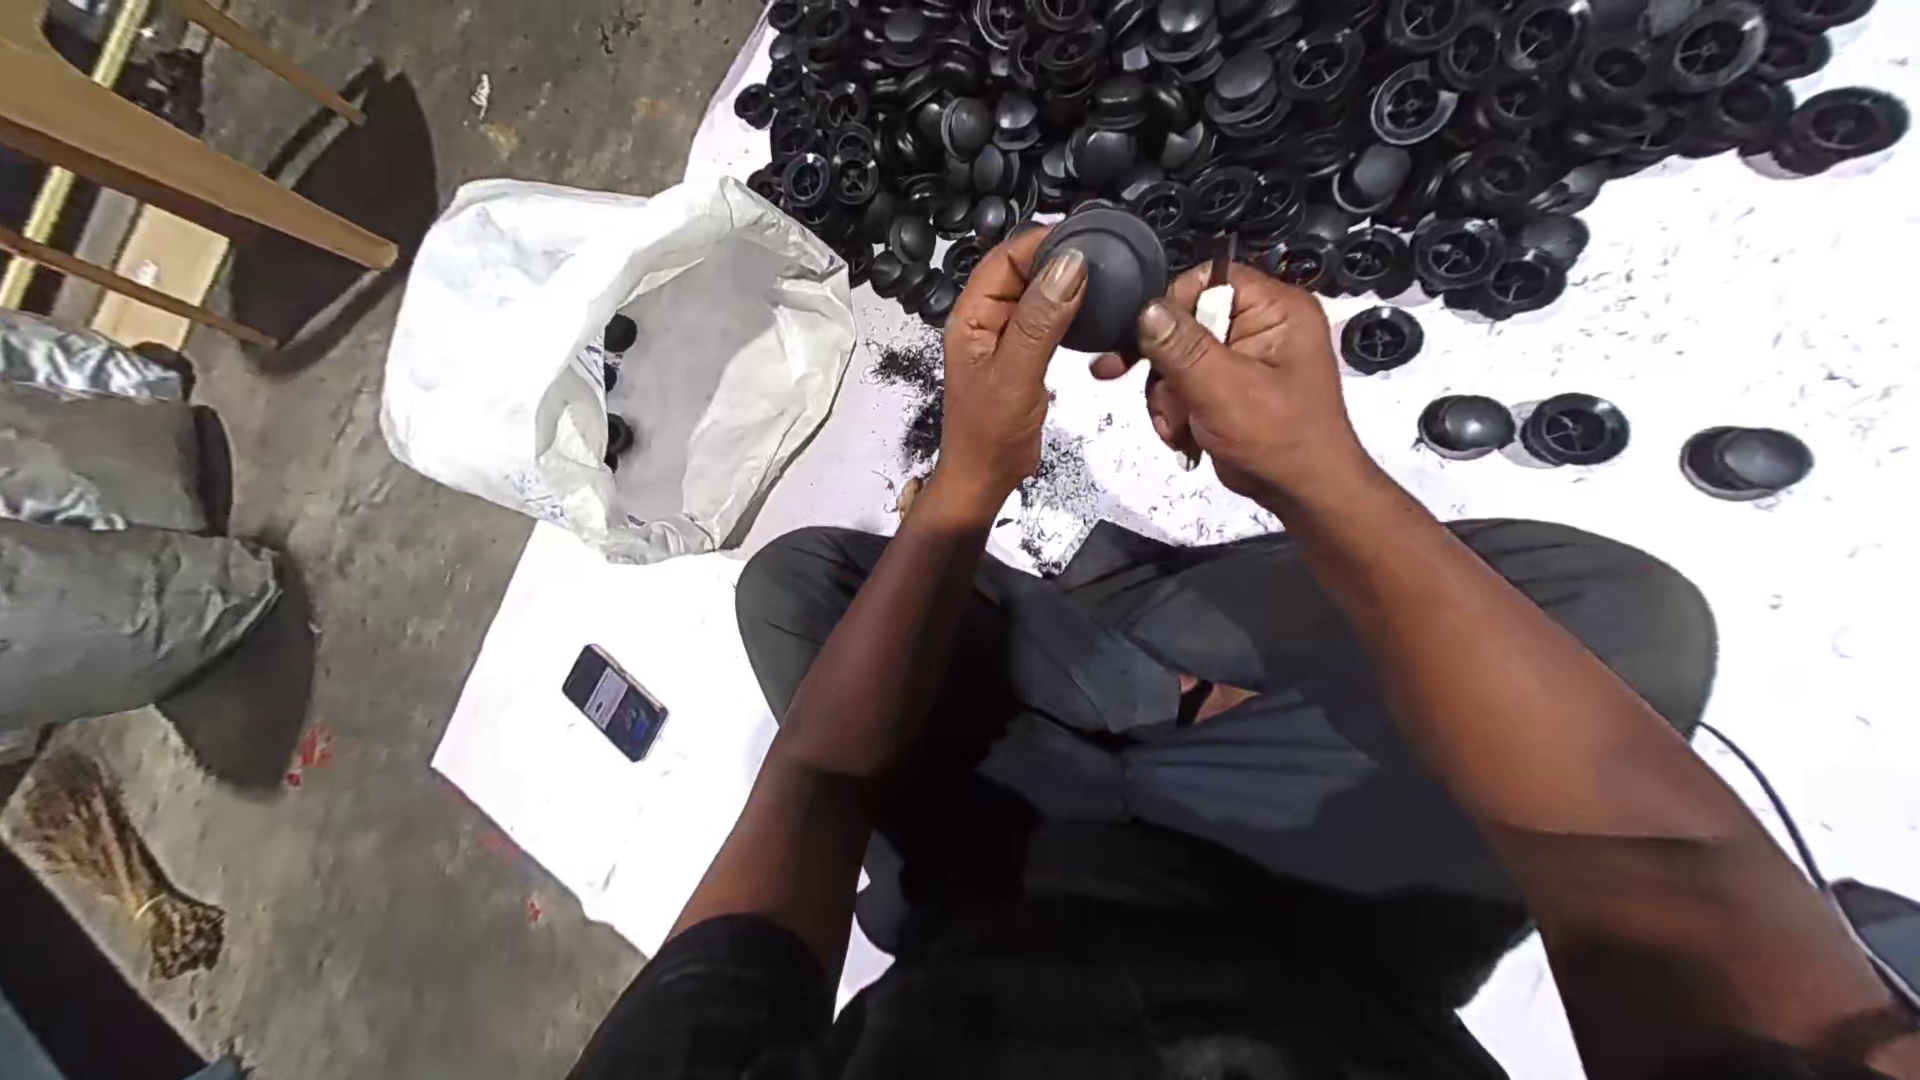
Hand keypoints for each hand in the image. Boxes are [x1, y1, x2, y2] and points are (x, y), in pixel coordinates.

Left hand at [935, 226, 1087, 514]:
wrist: (987, 475)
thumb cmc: (987, 436)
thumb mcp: (1015, 375)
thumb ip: (1040, 322)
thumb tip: (1068, 268)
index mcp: (970, 319)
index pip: (1004, 260)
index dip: (1041, 243)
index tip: (1081, 238)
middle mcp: (984, 323)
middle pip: (1020, 271)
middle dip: (1056, 258)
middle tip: (1098, 254)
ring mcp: (1003, 340)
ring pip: (1034, 294)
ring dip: (1063, 283)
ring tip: (1097, 276)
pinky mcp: (1021, 356)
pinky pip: (1043, 320)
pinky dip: (1065, 310)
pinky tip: (1085, 311)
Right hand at [1091, 262, 1376, 508]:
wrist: (1298, 491)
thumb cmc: (1283, 442)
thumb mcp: (1224, 389)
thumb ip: (1182, 348)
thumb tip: (1148, 310)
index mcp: (1275, 310)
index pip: (1209, 279)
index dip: (1171, 308)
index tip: (1145, 341)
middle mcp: (1258, 328)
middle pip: (1183, 325)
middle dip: (1166, 370)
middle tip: (1162, 396)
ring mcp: (1239, 360)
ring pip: (1174, 362)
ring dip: (1168, 399)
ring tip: (1183, 425)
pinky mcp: (1224, 388)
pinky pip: (1179, 387)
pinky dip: (1174, 413)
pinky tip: (1186, 433)